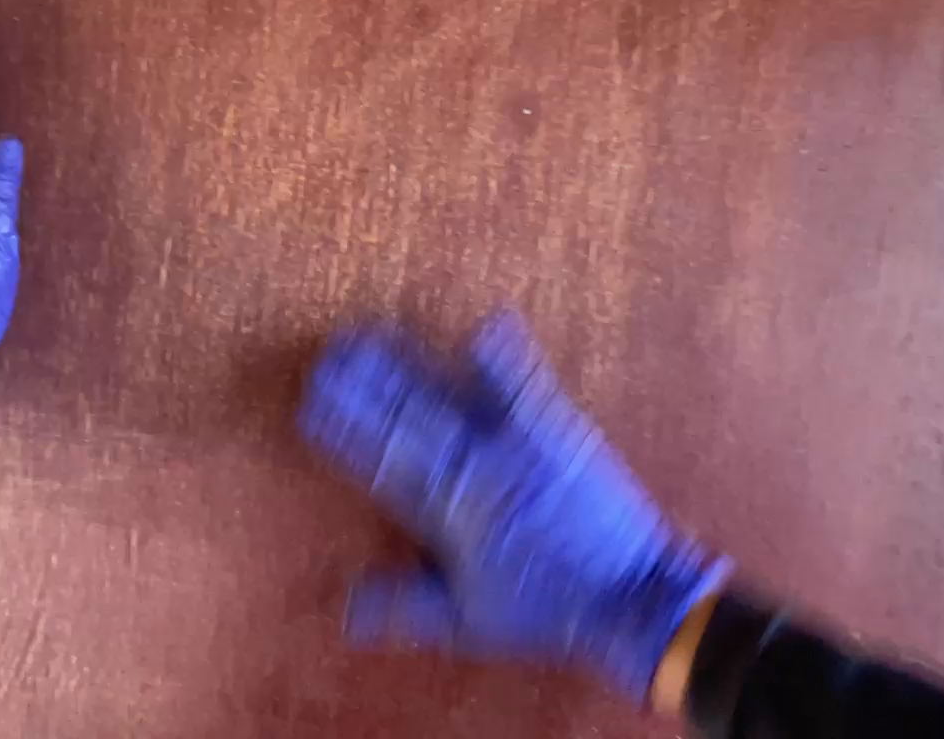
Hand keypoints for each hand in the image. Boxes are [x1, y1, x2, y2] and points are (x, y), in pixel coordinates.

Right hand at [299, 311, 730, 700]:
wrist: (632, 599)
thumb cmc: (547, 611)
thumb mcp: (467, 620)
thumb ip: (403, 606)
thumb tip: (344, 611)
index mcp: (446, 509)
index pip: (379, 458)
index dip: (342, 429)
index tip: (310, 403)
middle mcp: (472, 467)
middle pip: (402, 416)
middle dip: (359, 385)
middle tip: (325, 354)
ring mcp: (514, 443)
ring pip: (444, 394)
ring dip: (403, 363)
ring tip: (368, 333)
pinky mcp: (555, 428)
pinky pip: (524, 385)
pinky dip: (504, 356)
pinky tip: (486, 323)